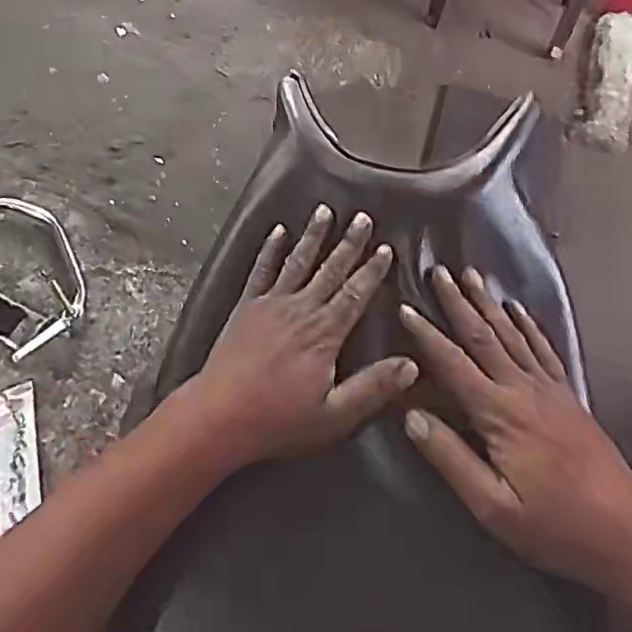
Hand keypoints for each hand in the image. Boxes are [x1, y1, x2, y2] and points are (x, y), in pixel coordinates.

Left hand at [175, 205, 417, 466]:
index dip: (372, 270)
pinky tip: (278, 231)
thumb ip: (373, 387)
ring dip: (313, 236)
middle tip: (362, 217)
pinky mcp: (246, 306)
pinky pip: (261, 270)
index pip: (355, 294)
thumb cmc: (278, 420)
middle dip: (349, 243)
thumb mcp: (335, 414)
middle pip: (330, 270)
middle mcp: (300, 309)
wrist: (219, 415)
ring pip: (297, 261)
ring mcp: (270, 304)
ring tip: (324, 211)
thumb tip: (412, 365)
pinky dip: (271, 249)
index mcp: (324, 333)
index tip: (385, 248)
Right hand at [398, 267, 631, 609]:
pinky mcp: (569, 396)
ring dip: (488, 303)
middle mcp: (523, 390)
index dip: (426, 334)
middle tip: (439, 270)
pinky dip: (528, 325)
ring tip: (471, 276)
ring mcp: (550, 389)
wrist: (631, 534)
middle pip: (483, 335)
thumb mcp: (493, 506)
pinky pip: (544, 349)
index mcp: (500, 413)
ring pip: (512, 334)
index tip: (405, 307)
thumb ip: (450, 458)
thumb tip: (411, 415)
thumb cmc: (556, 525)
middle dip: (457, 302)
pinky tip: (517, 309)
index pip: (452, 363)